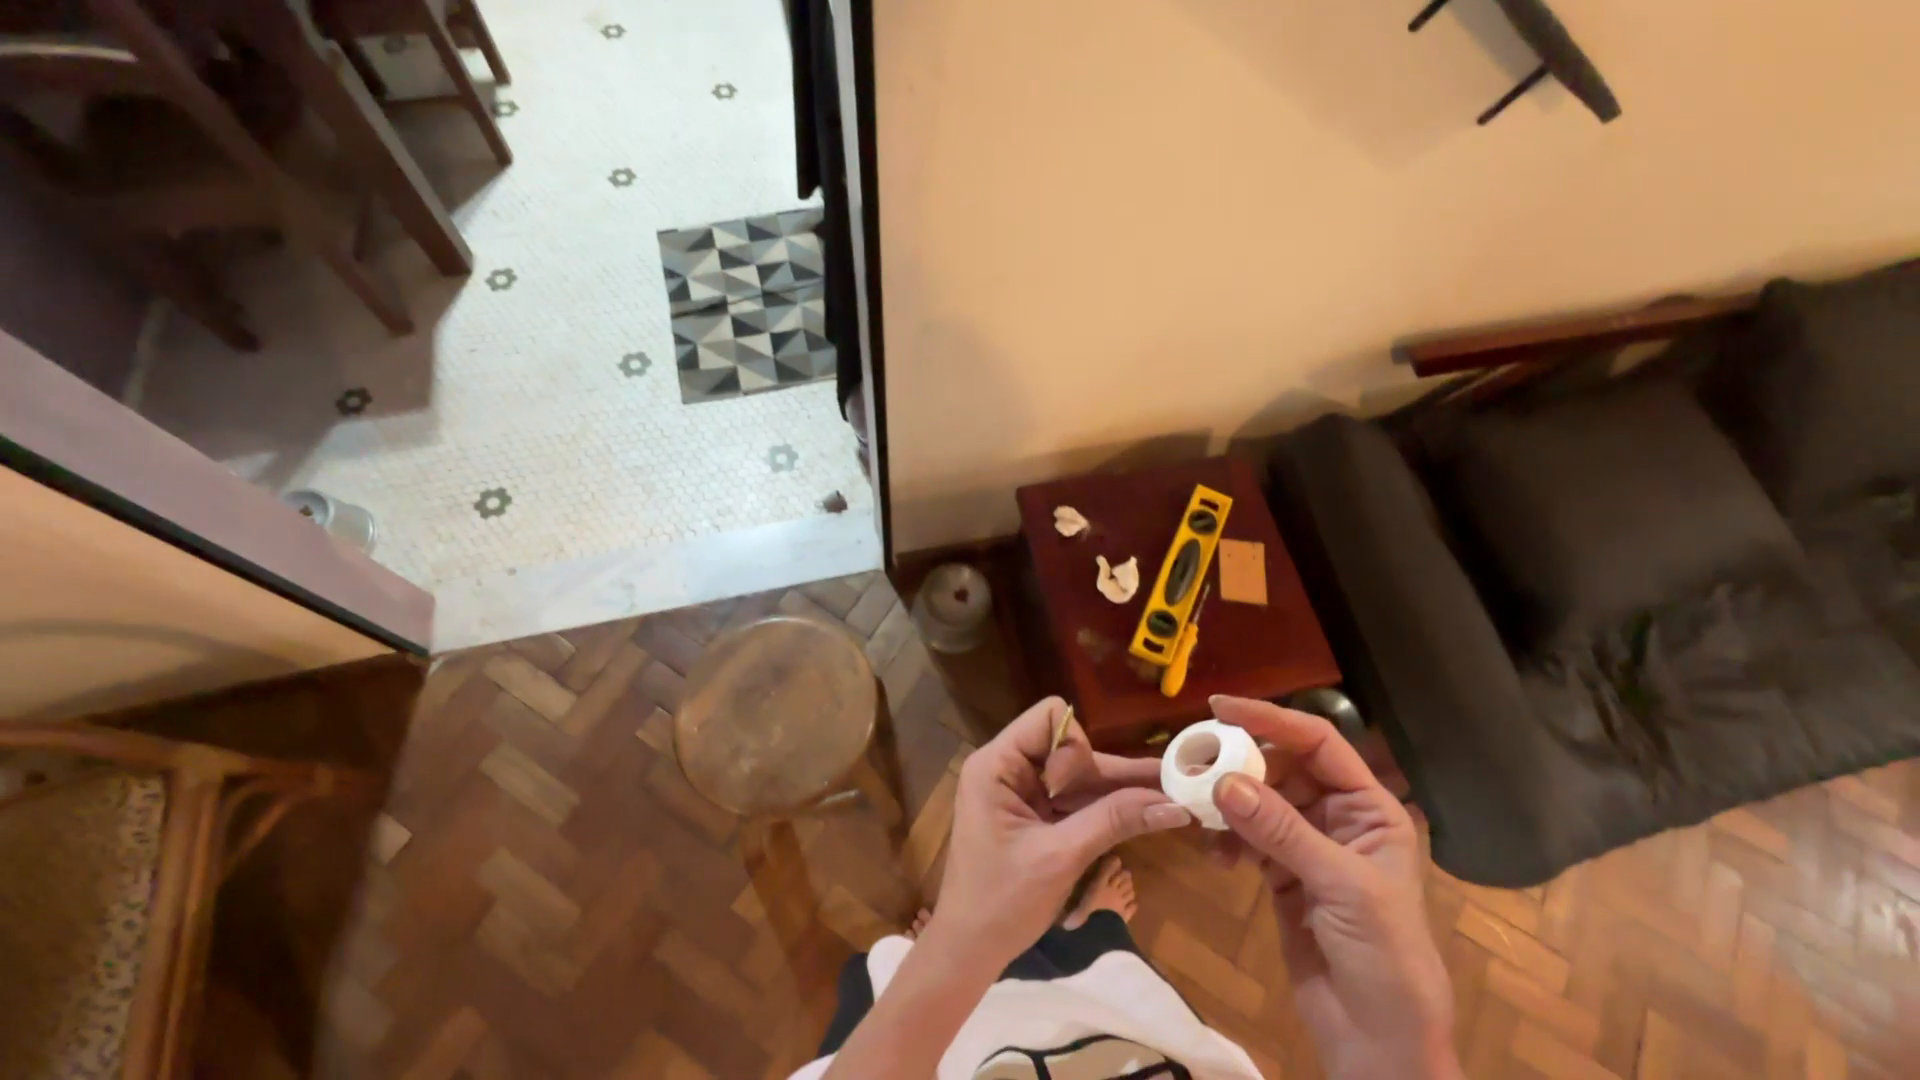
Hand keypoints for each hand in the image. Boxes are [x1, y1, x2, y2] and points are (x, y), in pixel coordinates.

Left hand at [928, 697, 1191, 967]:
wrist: (969, 951)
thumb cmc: (1002, 902)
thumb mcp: (1061, 857)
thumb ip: (1114, 822)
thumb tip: (1174, 805)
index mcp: (996, 765)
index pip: (1048, 718)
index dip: (1075, 747)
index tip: (1079, 790)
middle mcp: (1006, 768)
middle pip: (1069, 748)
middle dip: (1112, 769)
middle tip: (1169, 777)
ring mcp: (1020, 793)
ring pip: (1077, 776)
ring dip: (1117, 788)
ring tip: (1172, 792)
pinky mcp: (1032, 816)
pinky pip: (1073, 801)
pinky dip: (1104, 807)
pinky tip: (1145, 810)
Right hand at [1209, 696, 1459, 1079]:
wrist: (1380, 1042)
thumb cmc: (1386, 957)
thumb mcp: (1340, 886)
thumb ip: (1281, 831)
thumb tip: (1223, 782)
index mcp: (1370, 809)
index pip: (1318, 745)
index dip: (1271, 720)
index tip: (1220, 708)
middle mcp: (1338, 819)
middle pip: (1281, 770)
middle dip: (1239, 766)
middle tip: (1193, 766)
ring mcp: (1306, 848)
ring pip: (1257, 803)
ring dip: (1226, 805)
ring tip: (1197, 814)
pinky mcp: (1280, 877)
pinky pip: (1245, 840)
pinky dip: (1225, 840)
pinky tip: (1214, 856)